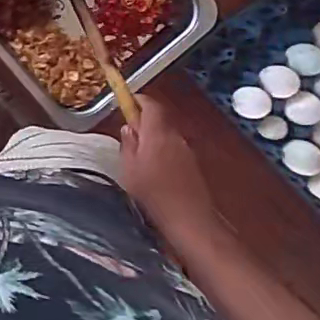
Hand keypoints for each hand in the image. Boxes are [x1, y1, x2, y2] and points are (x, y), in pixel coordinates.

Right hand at [119, 93, 220, 240]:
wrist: (189, 220)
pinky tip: (154, 171)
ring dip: (153, 138)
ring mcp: (187, 151)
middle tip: (128, 132)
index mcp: (158, 133)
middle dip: (144, 121)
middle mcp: (176, 137)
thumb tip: (128, 128)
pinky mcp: (192, 165)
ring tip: (138, 156)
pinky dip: (162, 151)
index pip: (151, 105)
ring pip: (167, 135)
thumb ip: (128, 144)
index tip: (126, 101)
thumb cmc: (153, 193)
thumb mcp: (129, 168)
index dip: (138, 99)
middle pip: (160, 119)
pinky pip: (173, 149)